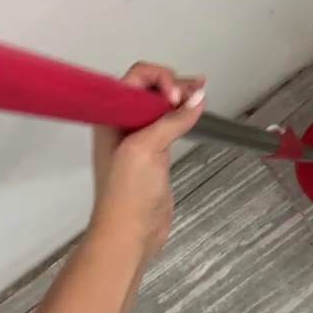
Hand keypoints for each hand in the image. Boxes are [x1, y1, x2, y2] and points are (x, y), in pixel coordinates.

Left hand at [88, 63, 203, 258]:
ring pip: (162, 103)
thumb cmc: (125, 196)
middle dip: (173, 83)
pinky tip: (196, 109)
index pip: (135, 78)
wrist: (130, 233)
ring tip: (200, 94)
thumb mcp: (146, 149)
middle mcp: (123, 122)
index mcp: (111, 117)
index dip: (158, 80)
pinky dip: (184, 112)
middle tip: (191, 93)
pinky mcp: (155, 150)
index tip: (174, 97)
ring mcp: (139, 137)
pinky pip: (170, 121)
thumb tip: (196, 99)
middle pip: (150, 87)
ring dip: (182, 96)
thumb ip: (172, 120)